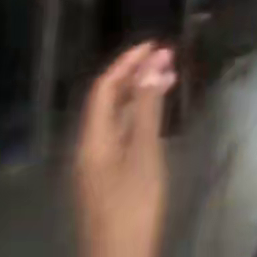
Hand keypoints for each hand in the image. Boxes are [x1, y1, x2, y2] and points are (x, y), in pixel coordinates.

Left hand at [75, 43, 175, 256]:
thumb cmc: (132, 211)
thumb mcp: (144, 156)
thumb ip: (146, 110)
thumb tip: (150, 67)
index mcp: (92, 139)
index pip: (105, 86)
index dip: (128, 62)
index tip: (154, 46)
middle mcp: (89, 147)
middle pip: (108, 100)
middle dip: (135, 75)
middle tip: (166, 58)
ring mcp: (96, 166)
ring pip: (115, 118)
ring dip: (138, 95)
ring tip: (167, 78)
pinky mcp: (106, 180)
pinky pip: (119, 134)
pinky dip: (137, 117)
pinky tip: (156, 116)